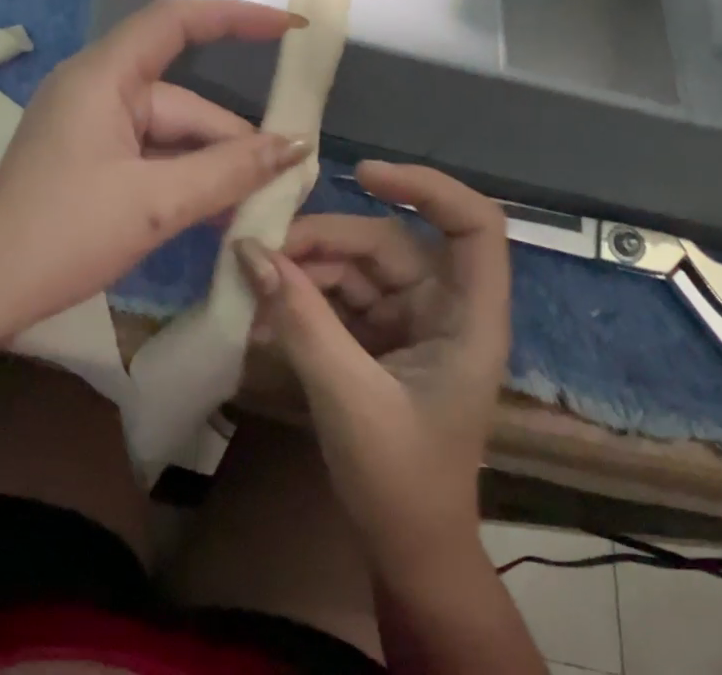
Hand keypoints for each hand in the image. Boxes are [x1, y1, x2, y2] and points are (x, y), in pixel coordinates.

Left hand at [0, 0, 311, 340]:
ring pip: (167, 134)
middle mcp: (92, 89)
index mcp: (100, 77)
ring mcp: (86, 127)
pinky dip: (181, 179)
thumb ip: (231, 171)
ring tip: (258, 205)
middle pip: (182, 98)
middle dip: (232, 138)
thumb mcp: (157, 204)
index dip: (237, 18)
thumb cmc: (67, 235)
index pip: (176, 22)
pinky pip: (147, 157)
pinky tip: (216, 213)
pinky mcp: (83, 161)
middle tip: (286, 179)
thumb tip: (297, 147)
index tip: (292, 30)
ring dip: (210, 167)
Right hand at [232, 161, 510, 581]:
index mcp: (469, 318)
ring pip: (357, 270)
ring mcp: (411, 325)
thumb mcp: (347, 395)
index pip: (472, 225)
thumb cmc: (399, 477)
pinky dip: (302, 301)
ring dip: (304, 273)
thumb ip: (301, 319)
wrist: (405, 545)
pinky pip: (340, 301)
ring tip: (249, 289)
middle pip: (389, 244)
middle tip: (257, 254)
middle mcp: (444, 310)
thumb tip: (249, 252)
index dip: (425, 187)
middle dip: (325, 243)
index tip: (360, 175)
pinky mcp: (379, 343)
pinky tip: (261, 314)